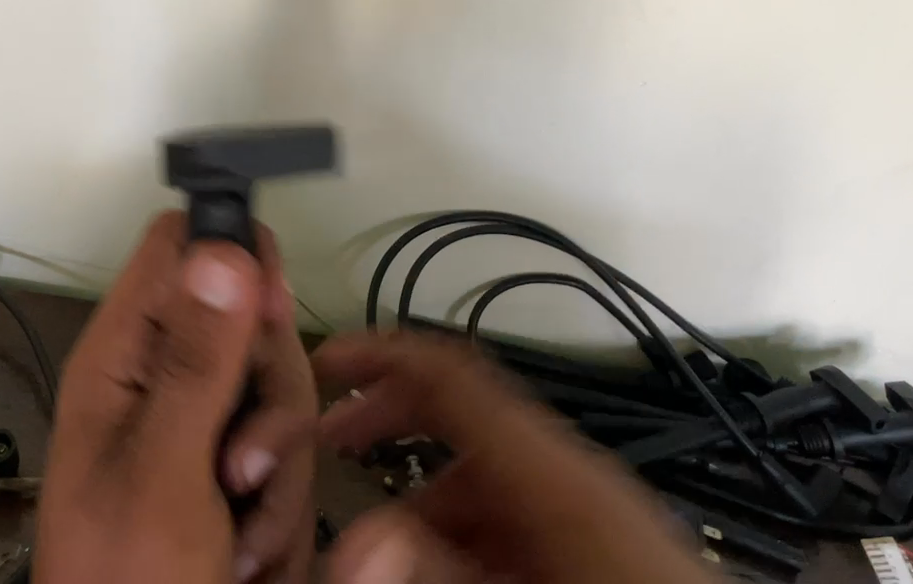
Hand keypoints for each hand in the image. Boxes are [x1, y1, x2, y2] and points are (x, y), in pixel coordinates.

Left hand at [36, 212, 317, 583]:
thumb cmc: (127, 581)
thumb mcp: (161, 471)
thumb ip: (195, 360)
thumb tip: (221, 247)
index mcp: (124, 353)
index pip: (178, 246)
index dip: (232, 252)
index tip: (270, 311)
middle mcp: (164, 373)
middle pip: (250, 320)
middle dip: (271, 395)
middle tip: (246, 463)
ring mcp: (203, 419)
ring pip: (281, 388)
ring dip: (281, 468)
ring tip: (242, 534)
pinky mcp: (232, 462)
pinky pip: (288, 447)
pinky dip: (283, 505)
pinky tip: (248, 551)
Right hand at [314, 332, 717, 583]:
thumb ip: (436, 564)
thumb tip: (351, 543)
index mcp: (547, 461)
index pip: (450, 370)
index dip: (382, 351)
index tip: (327, 358)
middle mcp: (558, 462)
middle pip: (455, 404)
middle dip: (386, 411)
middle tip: (330, 433)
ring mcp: (574, 495)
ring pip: (477, 463)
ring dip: (418, 482)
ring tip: (375, 525)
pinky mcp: (585, 529)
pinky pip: (505, 502)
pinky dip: (458, 517)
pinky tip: (434, 555)